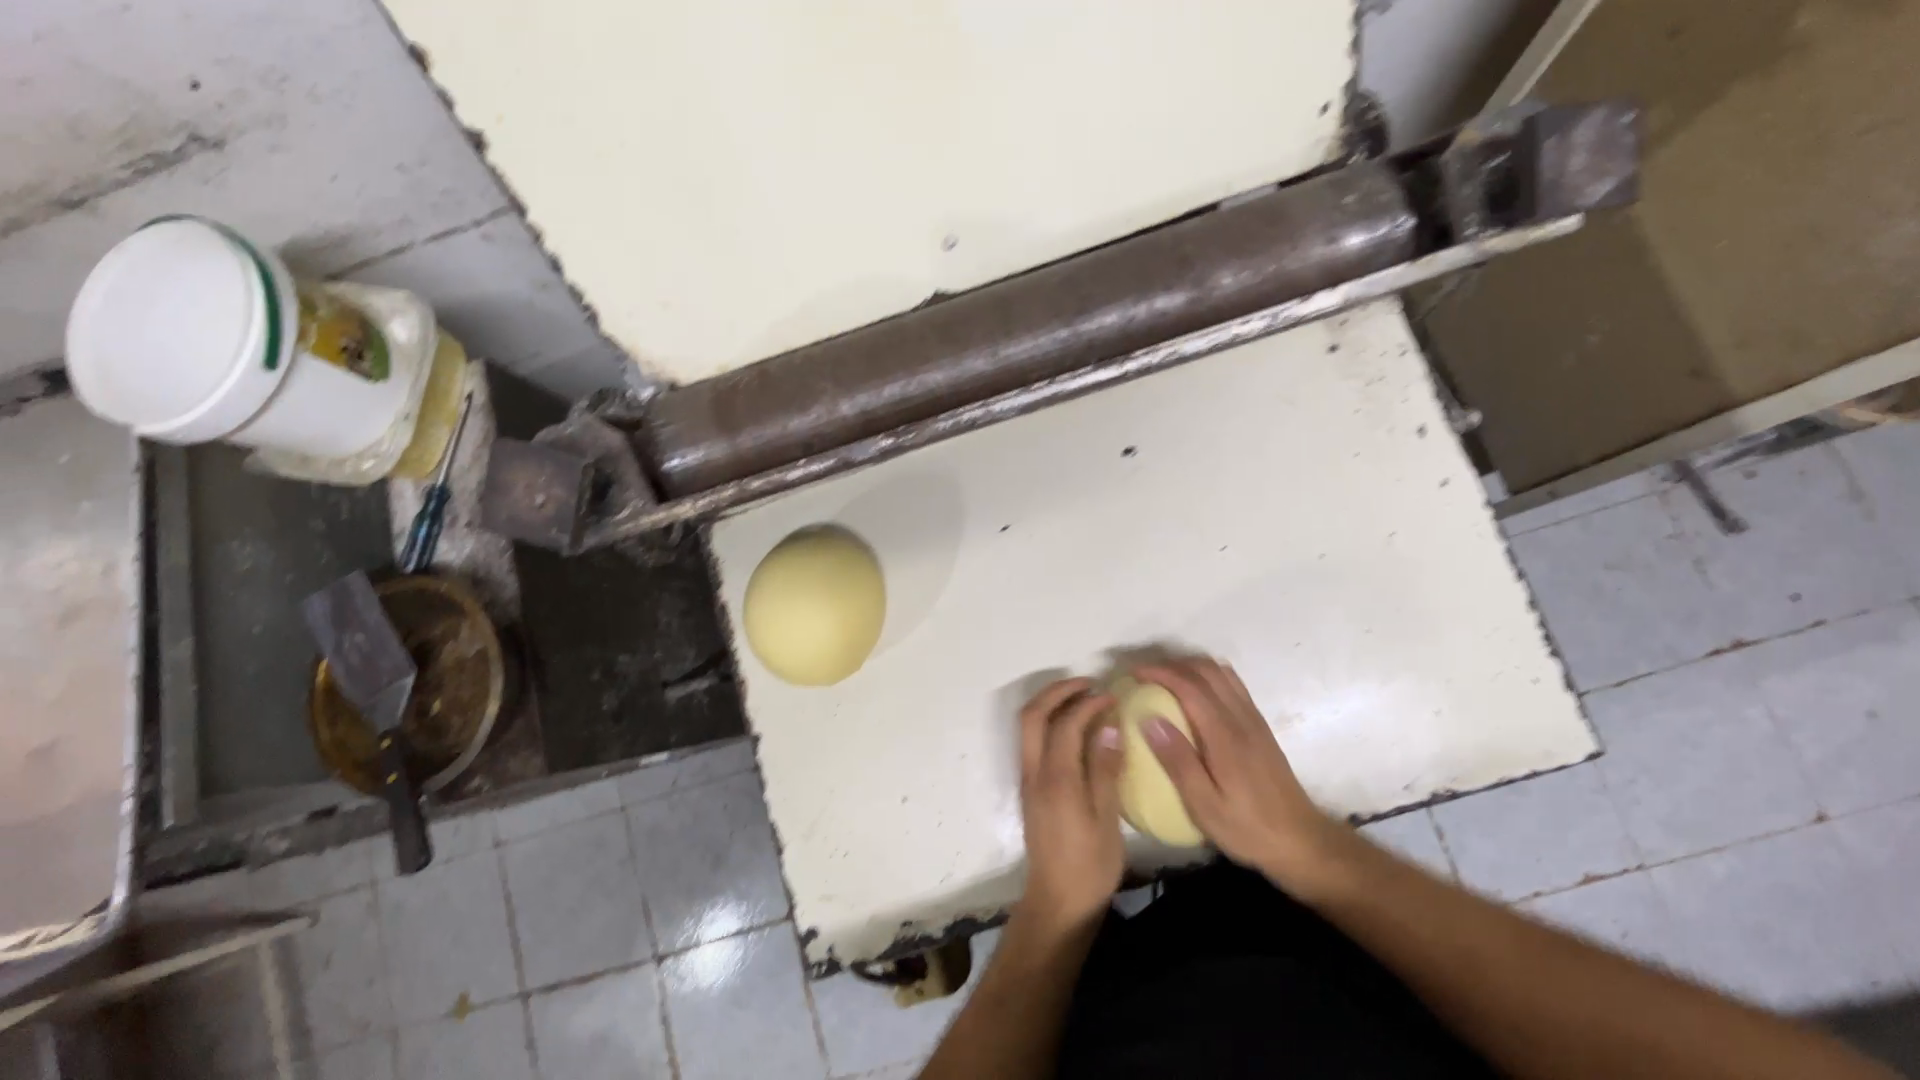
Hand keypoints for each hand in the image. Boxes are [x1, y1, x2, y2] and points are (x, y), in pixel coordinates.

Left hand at [1015, 678, 1124, 930]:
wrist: (1057, 902)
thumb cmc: (1089, 866)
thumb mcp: (1107, 819)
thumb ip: (1104, 770)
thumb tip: (1109, 726)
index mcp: (1056, 780)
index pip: (1065, 724)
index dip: (1087, 703)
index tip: (1112, 696)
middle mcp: (1034, 774)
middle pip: (1032, 716)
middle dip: (1057, 692)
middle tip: (1088, 684)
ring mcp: (1028, 781)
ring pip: (1028, 728)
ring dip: (1050, 705)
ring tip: (1083, 699)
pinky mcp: (1030, 791)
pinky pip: (1033, 743)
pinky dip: (1050, 725)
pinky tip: (1076, 730)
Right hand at [1136, 658, 1348, 891]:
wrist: (1300, 841)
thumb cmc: (1246, 828)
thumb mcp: (1204, 804)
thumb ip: (1177, 760)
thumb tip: (1148, 719)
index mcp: (1225, 735)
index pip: (1190, 686)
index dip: (1159, 673)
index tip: (1132, 674)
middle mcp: (1242, 718)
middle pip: (1207, 670)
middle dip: (1172, 664)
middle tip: (1143, 675)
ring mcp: (1254, 720)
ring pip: (1222, 674)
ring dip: (1191, 667)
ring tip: (1164, 680)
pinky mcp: (1260, 727)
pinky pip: (1233, 686)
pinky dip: (1208, 678)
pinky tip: (1194, 696)